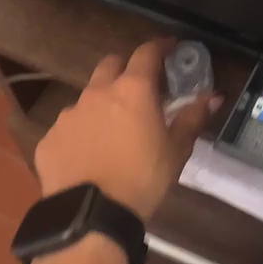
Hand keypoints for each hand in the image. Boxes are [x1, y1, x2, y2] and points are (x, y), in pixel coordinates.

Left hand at [32, 39, 219, 220]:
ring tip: (114, 130)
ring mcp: (69, 115)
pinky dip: (82, 132)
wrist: (90, 217)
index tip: (170, 47)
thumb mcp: (176, 150)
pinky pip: (69, 127)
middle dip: (126, 68)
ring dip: (103, 104)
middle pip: (111, 64)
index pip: (146, 53)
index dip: (160, 46)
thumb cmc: (143, 178)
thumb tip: (212, 96)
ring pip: (88, 97)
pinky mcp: (49, 139)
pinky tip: (90, 155)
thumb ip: (193, 118)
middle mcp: (97, 93)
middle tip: (141, 86)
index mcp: (133, 90)